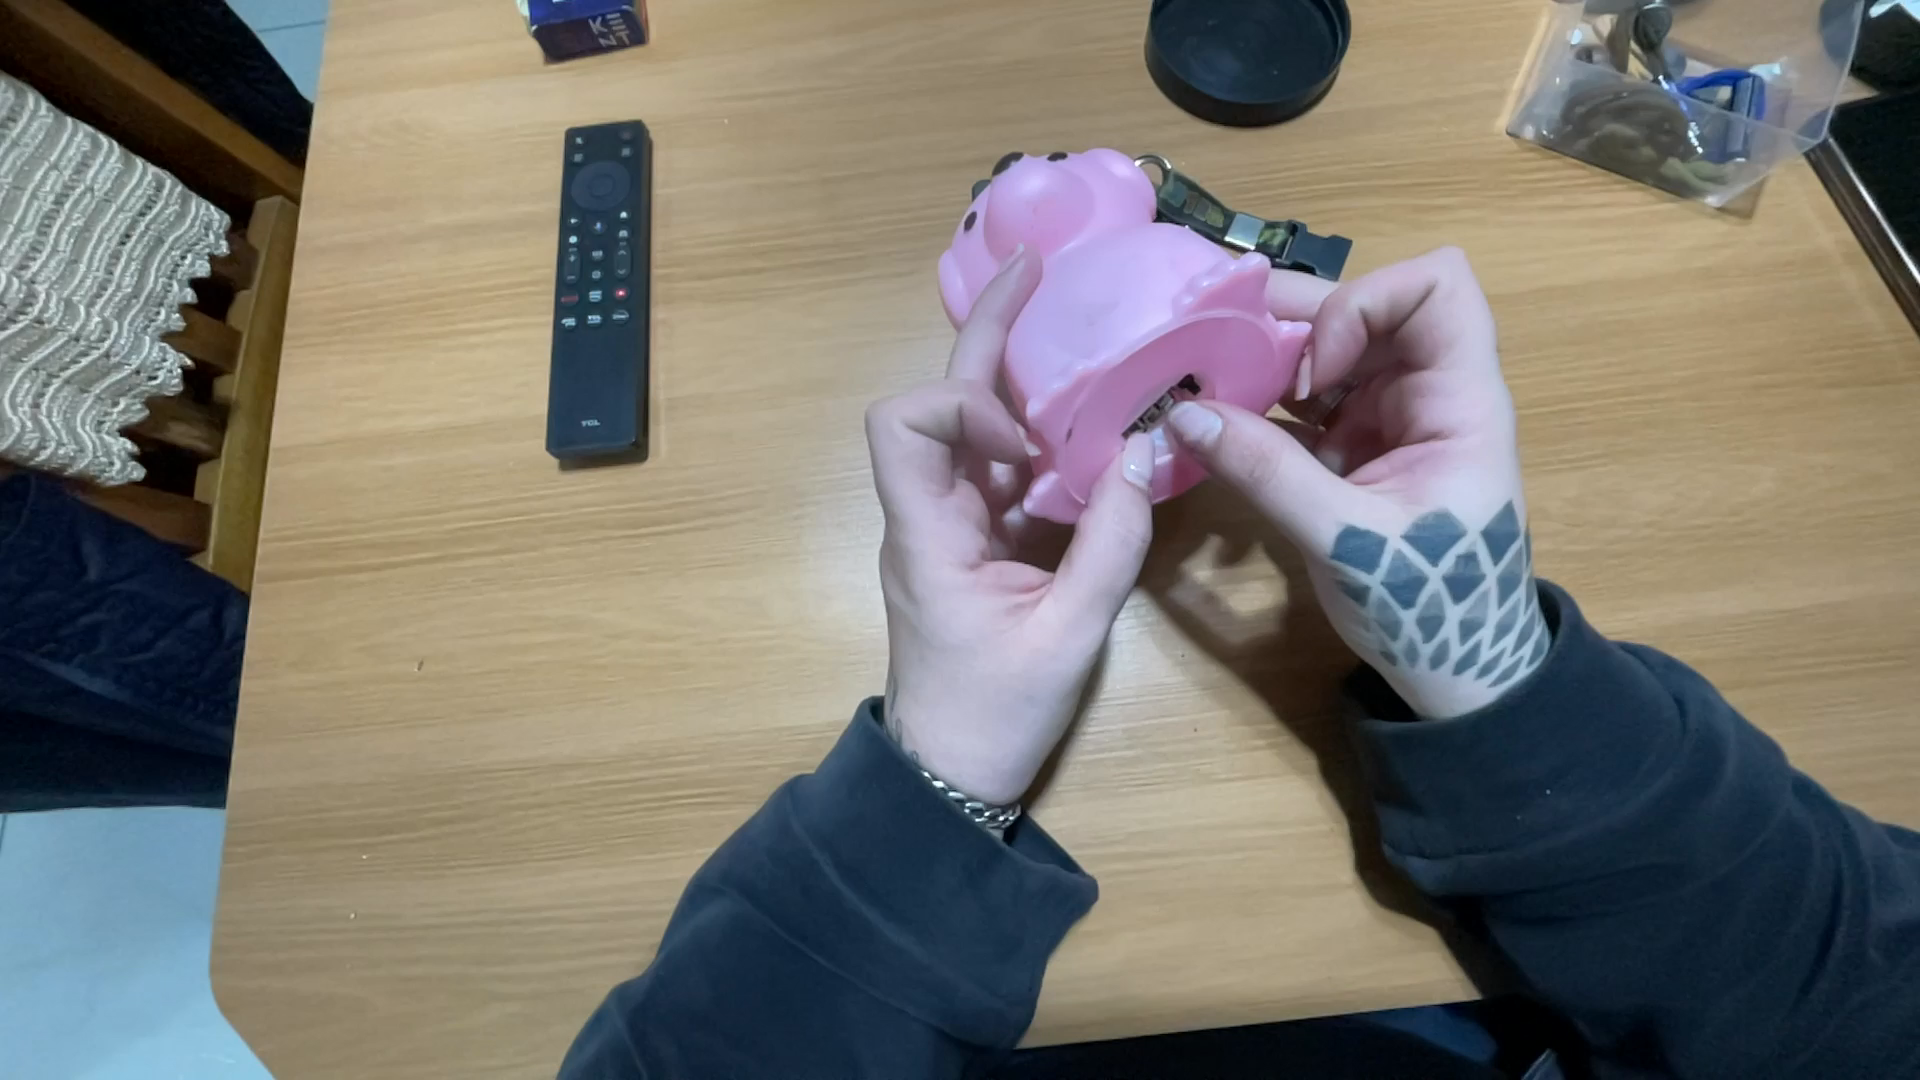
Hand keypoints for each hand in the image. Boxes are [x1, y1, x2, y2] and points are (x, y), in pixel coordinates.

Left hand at [866, 249, 1155, 804]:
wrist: (948, 770)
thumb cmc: (994, 714)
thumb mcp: (1068, 637)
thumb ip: (1110, 547)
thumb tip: (1145, 455)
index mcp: (926, 534)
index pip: (901, 422)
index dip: (962, 404)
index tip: (1026, 441)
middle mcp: (925, 514)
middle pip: (937, 402)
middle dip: (986, 337)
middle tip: (1037, 273)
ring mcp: (946, 525)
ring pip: (967, 430)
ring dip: (1014, 382)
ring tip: (1074, 336)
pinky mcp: (970, 542)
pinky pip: (996, 471)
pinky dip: (1035, 441)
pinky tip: (1082, 426)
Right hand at [1167, 248, 1546, 718]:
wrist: (1451, 666)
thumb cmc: (1426, 604)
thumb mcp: (1344, 540)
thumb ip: (1266, 474)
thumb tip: (1183, 416)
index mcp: (1457, 400)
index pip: (1432, 290)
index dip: (1361, 307)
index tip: (1309, 375)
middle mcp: (1422, 392)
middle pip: (1363, 309)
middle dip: (1288, 320)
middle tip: (1211, 345)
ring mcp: (1383, 419)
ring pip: (1324, 352)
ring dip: (1263, 360)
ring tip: (1200, 380)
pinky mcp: (1350, 448)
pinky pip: (1299, 404)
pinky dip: (1257, 404)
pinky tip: (1214, 421)